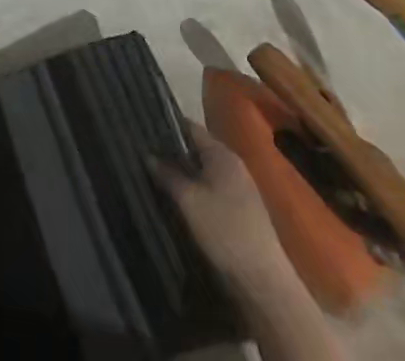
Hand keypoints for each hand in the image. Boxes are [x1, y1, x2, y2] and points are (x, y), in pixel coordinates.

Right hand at [157, 121, 345, 360]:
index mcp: (222, 155)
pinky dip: (193, 187)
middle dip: (172, 151)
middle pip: (197, 148)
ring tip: (153, 173)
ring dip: (182, 171)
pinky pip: (210, 187)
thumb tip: (148, 155)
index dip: (167, 126)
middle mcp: (233, 165)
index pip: (191, 128)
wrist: (261, 279)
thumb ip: (167, 174)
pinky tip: (176, 196)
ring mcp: (239, 187)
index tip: (142, 127)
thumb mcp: (188, 200)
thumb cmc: (223, 229)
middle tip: (142, 152)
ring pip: (203, 170)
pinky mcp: (240, 208)